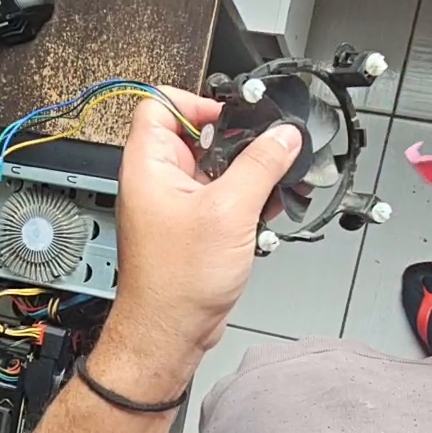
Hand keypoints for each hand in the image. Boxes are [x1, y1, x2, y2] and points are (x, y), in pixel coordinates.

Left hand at [99, 87, 300, 390]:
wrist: (171, 331)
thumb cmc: (176, 283)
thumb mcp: (230, 211)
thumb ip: (260, 165)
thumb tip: (282, 137)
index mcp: (149, 166)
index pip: (160, 104)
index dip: (196, 101)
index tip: (230, 115)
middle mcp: (156, 183)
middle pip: (197, 138)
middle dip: (236, 145)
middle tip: (264, 154)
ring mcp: (174, 207)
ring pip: (215, 172)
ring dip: (246, 178)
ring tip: (268, 190)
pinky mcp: (192, 230)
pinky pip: (220, 202)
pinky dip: (243, 204)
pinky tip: (261, 216)